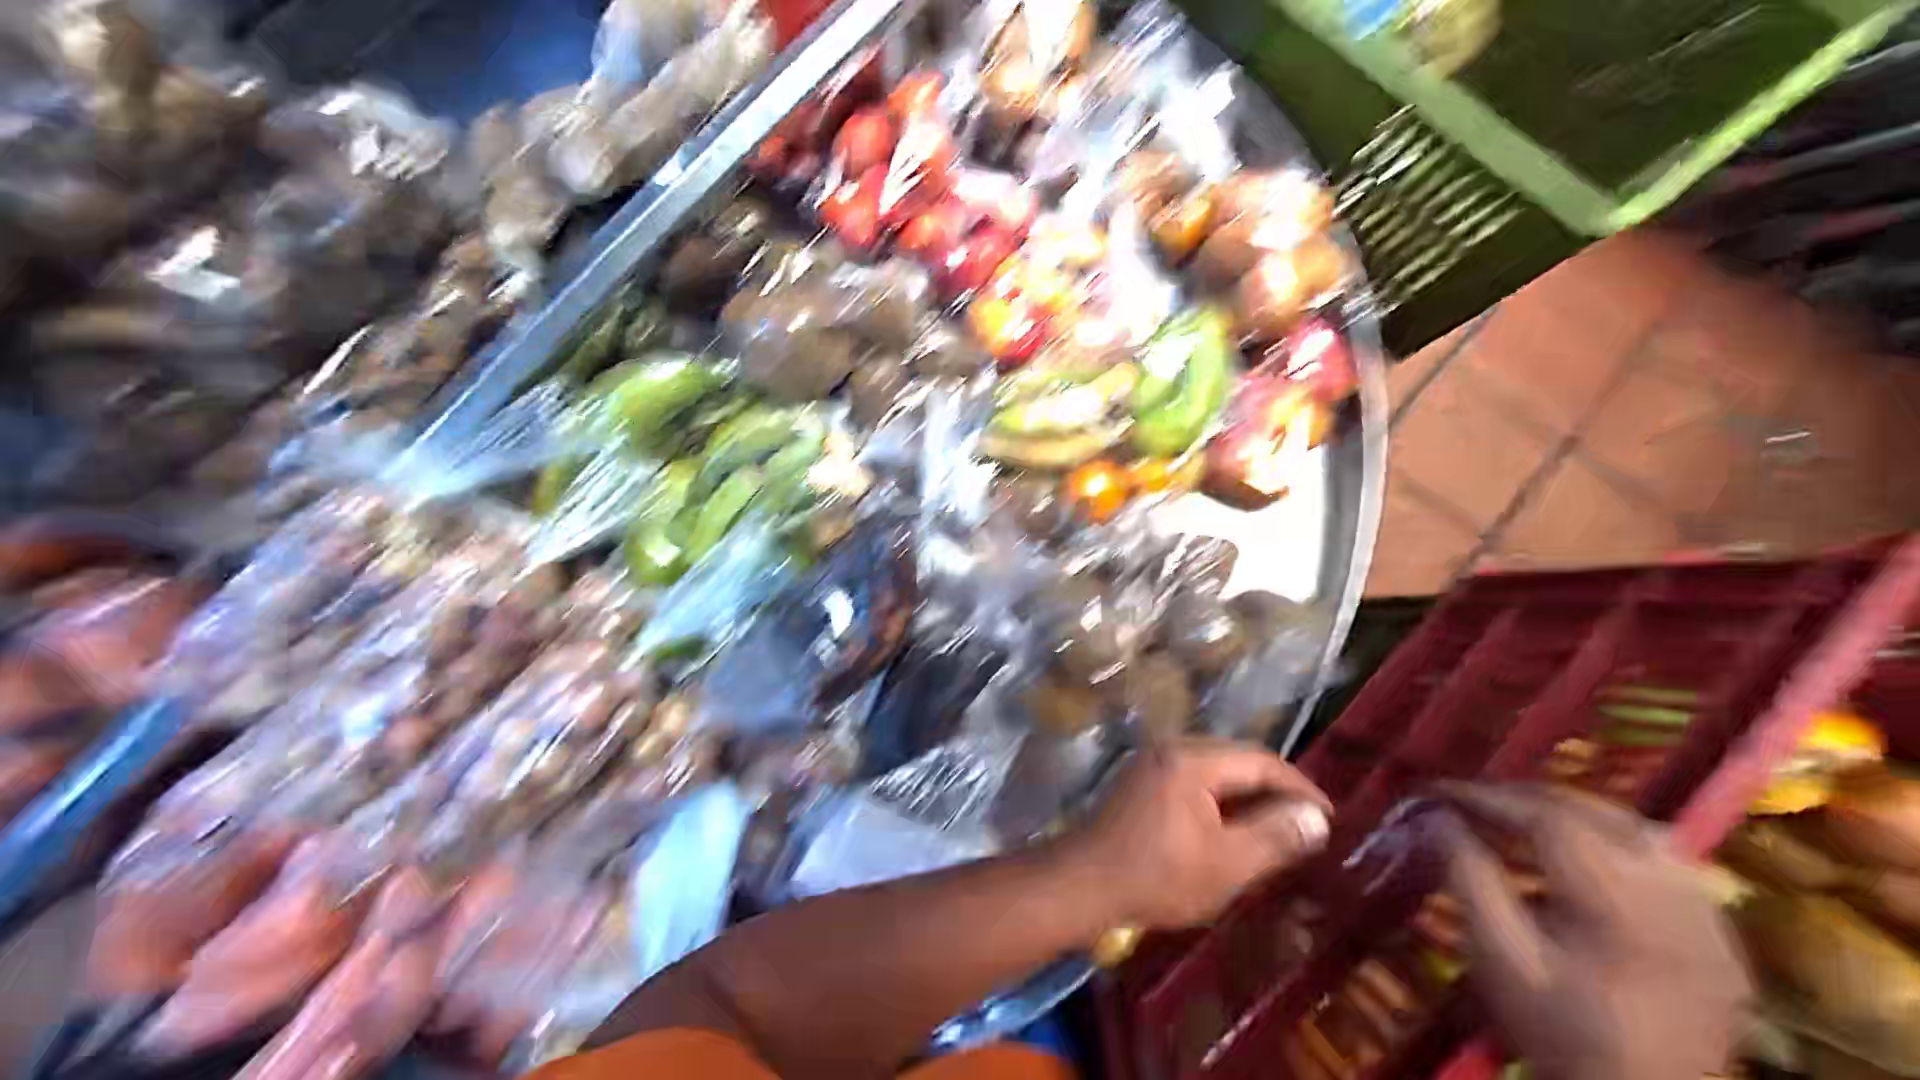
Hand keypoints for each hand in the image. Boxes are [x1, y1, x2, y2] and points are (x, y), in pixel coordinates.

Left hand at [1064, 738, 1330, 929]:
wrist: (1084, 882)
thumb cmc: (1158, 875)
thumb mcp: (1227, 863)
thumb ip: (1275, 837)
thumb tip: (1317, 817)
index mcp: (1192, 760)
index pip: (1260, 760)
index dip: (1300, 787)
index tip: (1329, 817)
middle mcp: (1170, 748)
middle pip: (1237, 757)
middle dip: (1275, 787)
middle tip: (1307, 823)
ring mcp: (1151, 761)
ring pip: (1215, 768)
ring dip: (1247, 793)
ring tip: (1278, 826)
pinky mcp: (1141, 779)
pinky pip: (1194, 778)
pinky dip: (1220, 797)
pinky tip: (1232, 826)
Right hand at [1437, 784, 1750, 1079]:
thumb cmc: (1556, 1030)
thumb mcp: (1497, 954)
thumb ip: (1467, 876)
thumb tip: (1435, 816)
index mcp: (1623, 909)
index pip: (1549, 821)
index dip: (1488, 798)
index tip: (1439, 792)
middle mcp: (1678, 903)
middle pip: (1597, 815)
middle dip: (1525, 797)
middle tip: (1472, 798)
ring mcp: (1711, 923)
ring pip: (1638, 831)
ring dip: (1571, 812)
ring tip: (1518, 816)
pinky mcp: (1720, 940)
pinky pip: (1667, 864)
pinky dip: (1612, 840)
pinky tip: (1578, 852)